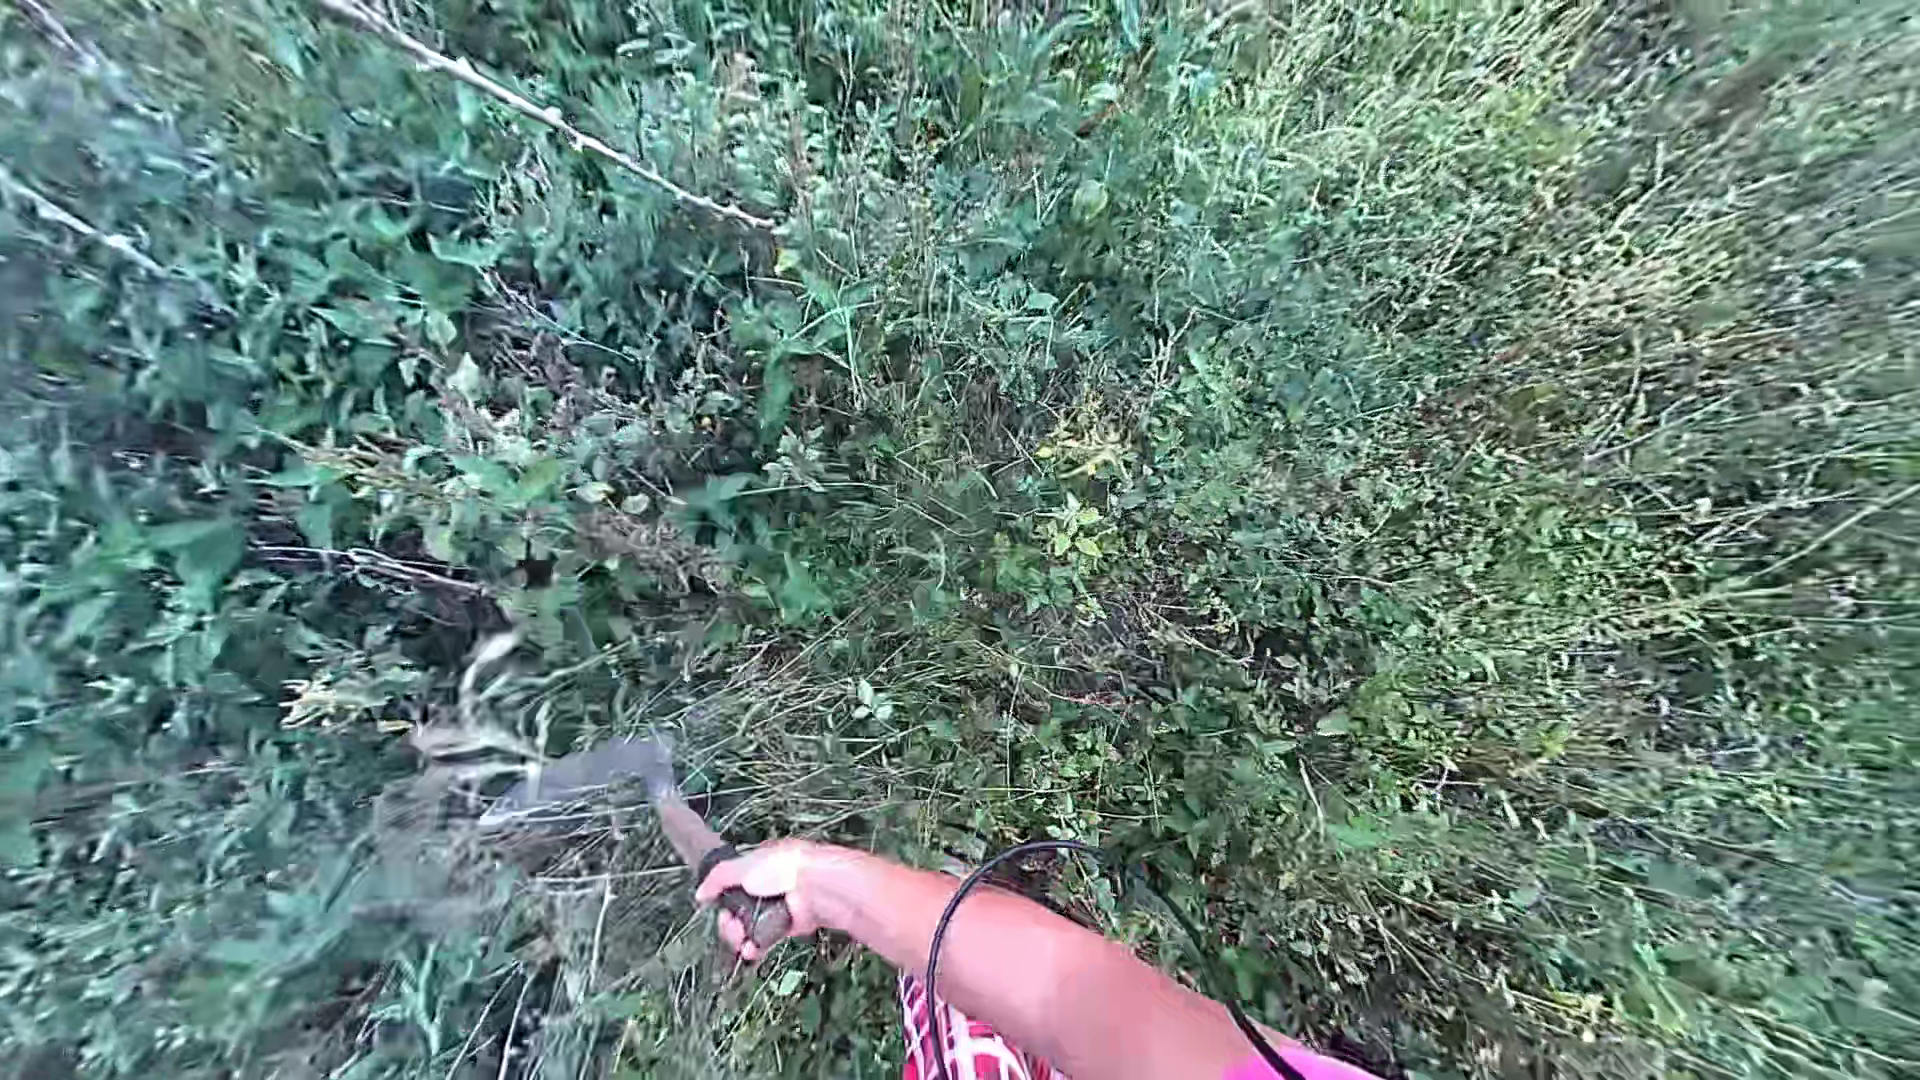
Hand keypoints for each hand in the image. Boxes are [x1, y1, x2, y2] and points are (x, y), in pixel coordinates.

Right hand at [695, 839, 852, 961]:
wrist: (815, 886)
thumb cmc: (785, 867)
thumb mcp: (744, 864)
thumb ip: (718, 878)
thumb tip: (701, 893)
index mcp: (758, 865)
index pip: (731, 884)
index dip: (720, 898)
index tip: (714, 904)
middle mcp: (766, 885)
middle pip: (735, 911)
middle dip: (728, 923)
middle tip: (730, 923)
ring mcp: (775, 907)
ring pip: (747, 929)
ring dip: (739, 937)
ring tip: (742, 937)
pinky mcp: (785, 926)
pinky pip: (763, 941)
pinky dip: (754, 946)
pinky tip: (751, 948)